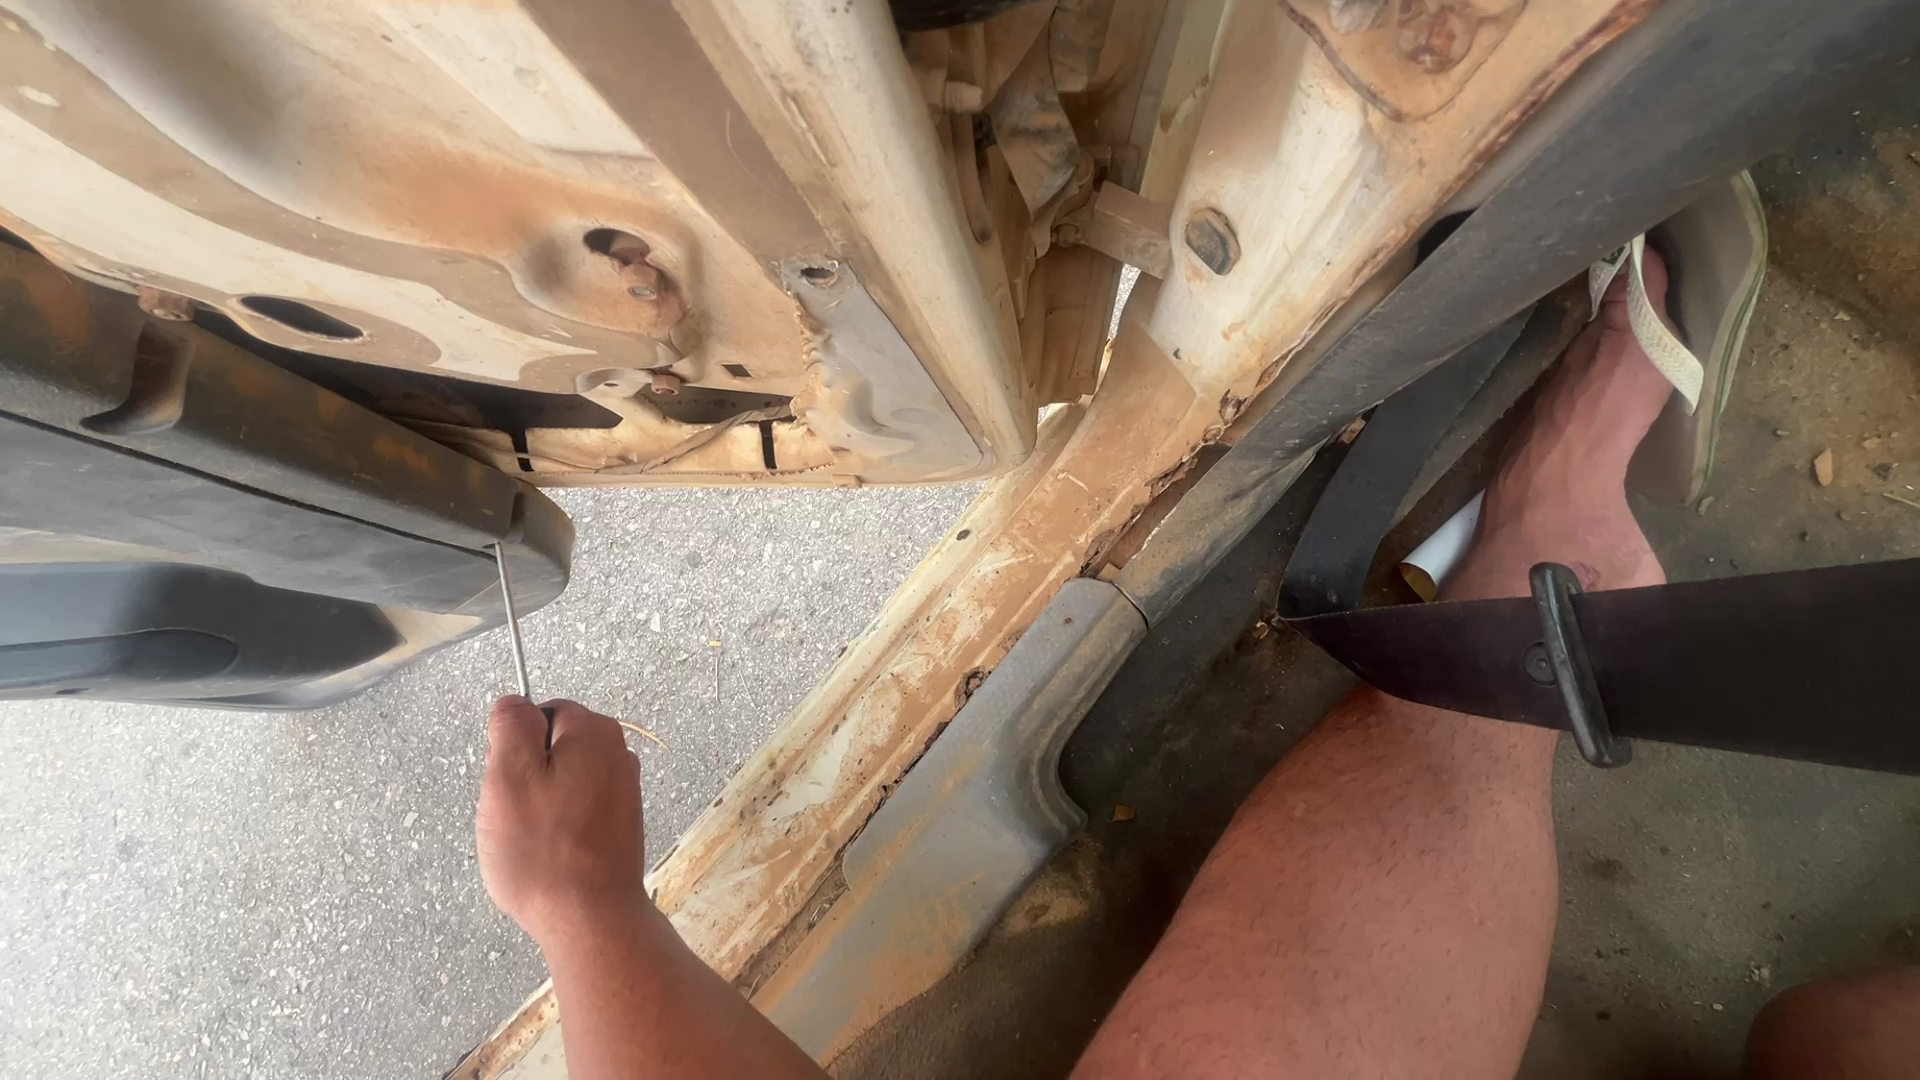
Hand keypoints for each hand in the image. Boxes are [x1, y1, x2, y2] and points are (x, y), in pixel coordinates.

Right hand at [476, 696, 647, 948]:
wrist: (590, 913)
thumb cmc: (542, 848)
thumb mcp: (509, 777)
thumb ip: (511, 728)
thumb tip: (513, 701)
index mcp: (595, 730)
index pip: (540, 714)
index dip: (514, 748)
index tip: (509, 784)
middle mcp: (619, 750)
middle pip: (553, 746)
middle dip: (527, 775)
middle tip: (517, 814)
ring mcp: (624, 785)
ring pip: (562, 779)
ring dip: (541, 802)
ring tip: (535, 837)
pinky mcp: (623, 817)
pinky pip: (577, 806)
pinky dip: (560, 822)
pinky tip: (554, 851)